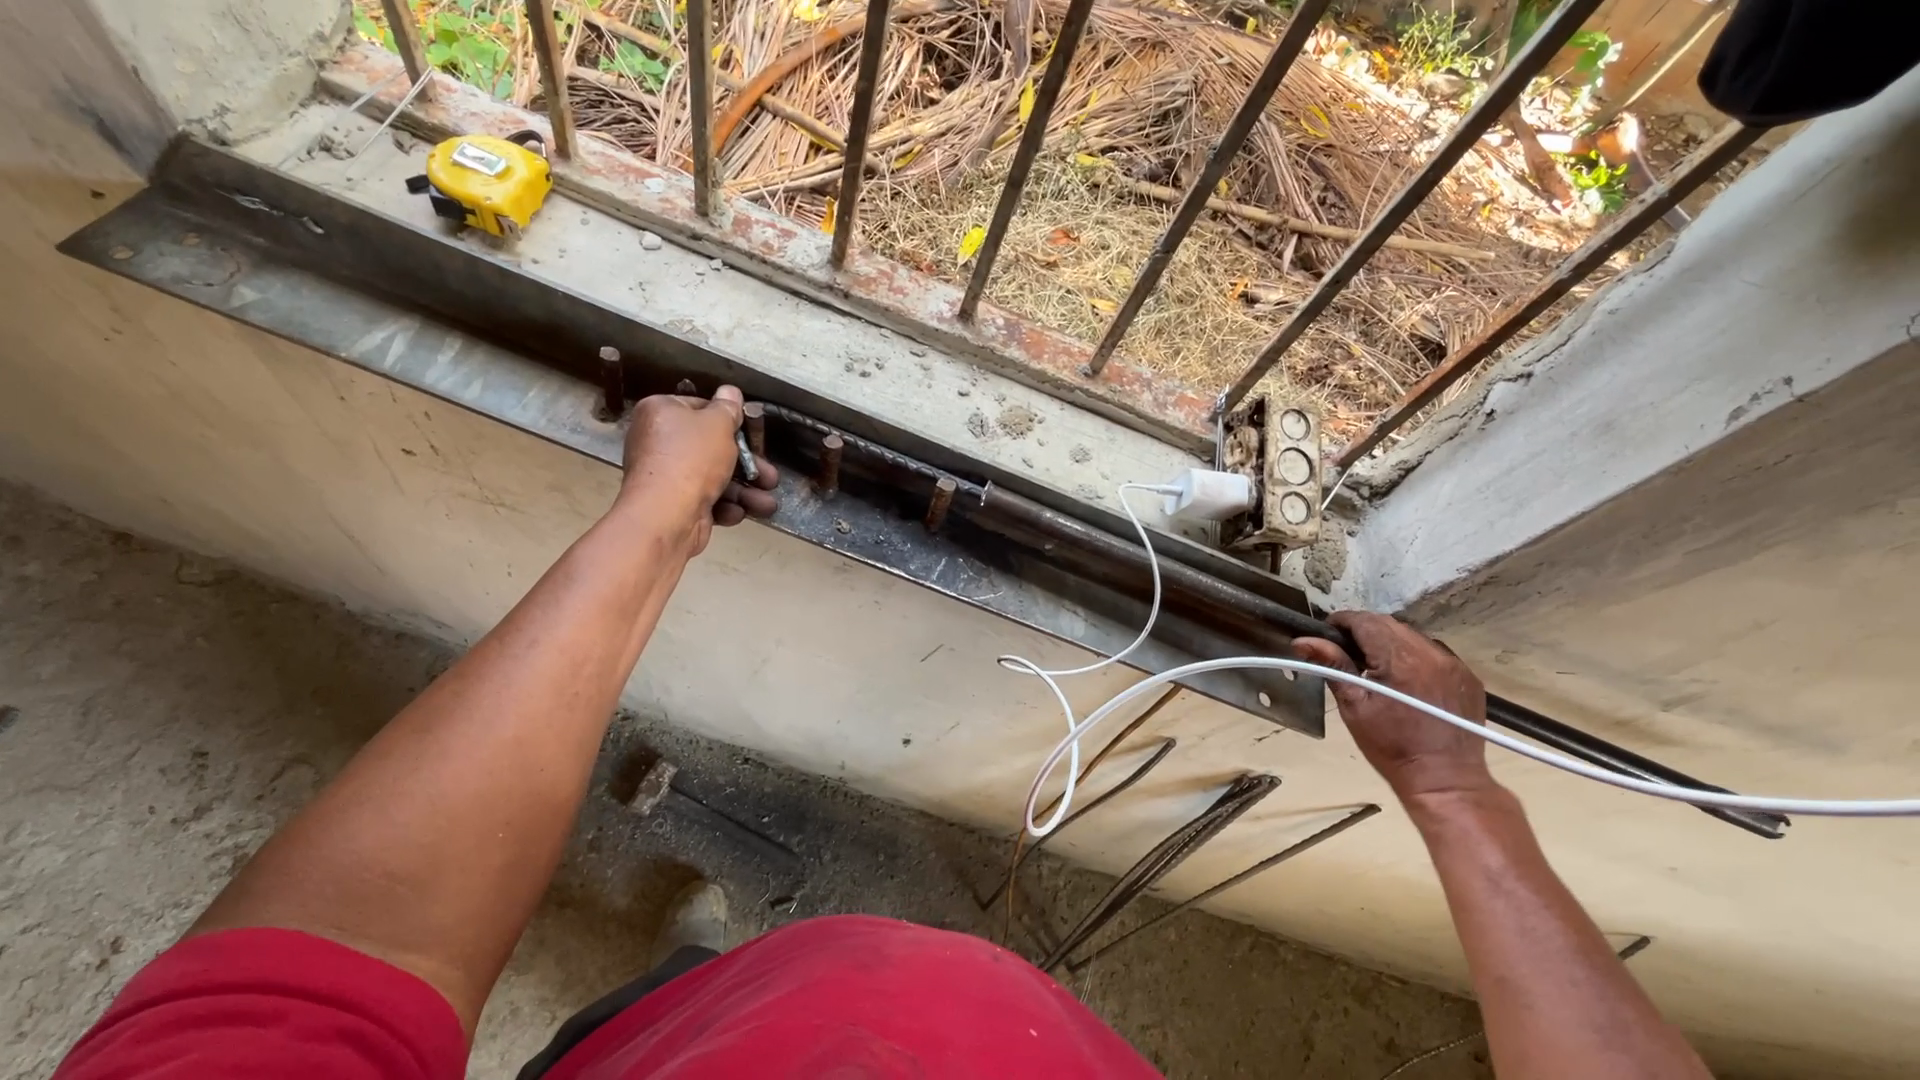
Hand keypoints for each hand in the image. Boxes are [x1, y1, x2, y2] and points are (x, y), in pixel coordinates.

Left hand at [616, 385, 778, 555]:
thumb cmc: (692, 459)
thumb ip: (728, 407)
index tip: (751, 435)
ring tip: (767, 503)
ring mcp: (664, 475)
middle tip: (770, 477)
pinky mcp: (672, 504)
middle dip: (746, 466)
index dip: (729, 422)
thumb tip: (730, 391)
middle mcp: (658, 441)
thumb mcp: (718, 424)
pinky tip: (740, 512)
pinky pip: (703, 499)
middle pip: (711, 448)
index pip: (700, 408)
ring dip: (744, 491)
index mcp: (661, 412)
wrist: (667, 515)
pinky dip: (724, 506)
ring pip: (712, 477)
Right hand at [1293, 612, 1493, 801]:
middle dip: (1364, 630)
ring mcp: (1454, 664)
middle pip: (1389, 624)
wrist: (1445, 780)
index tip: (1327, 633)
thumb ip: (1332, 666)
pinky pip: (1434, 652)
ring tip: (1375, 665)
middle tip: (1346, 651)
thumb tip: (1303, 641)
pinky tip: (1405, 678)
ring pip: (1412, 636)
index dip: (1342, 622)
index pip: (1365, 621)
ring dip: (1389, 642)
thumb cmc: (1391, 747)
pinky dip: (1414, 656)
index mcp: (1399, 660)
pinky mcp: (1468, 676)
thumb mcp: (1354, 707)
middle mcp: (1431, 653)